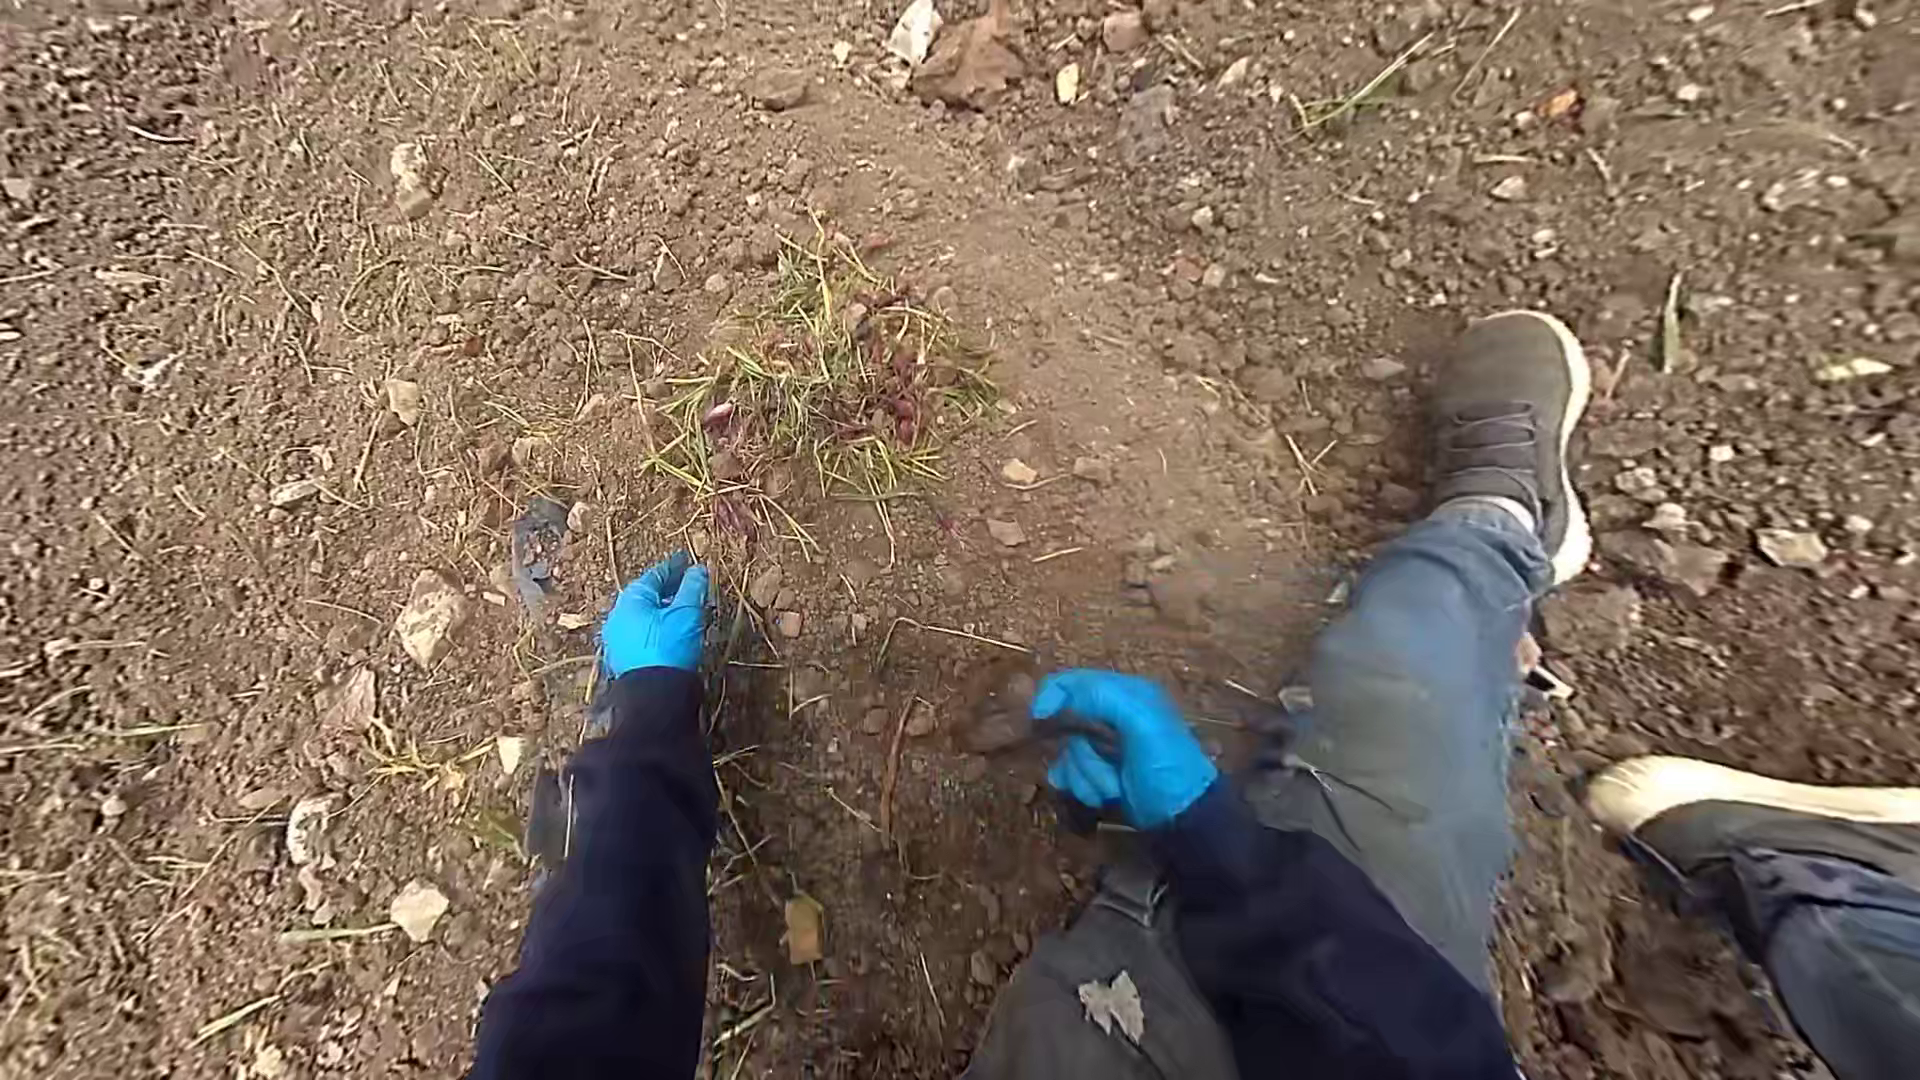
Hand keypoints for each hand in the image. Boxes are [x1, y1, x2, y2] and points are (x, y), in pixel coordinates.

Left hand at [601, 553, 709, 675]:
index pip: (655, 575)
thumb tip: (699, 569)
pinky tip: (675, 628)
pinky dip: (660, 623)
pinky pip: (645, 630)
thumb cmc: (670, 647)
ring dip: (666, 606)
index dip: (674, 566)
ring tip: (686, 605)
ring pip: (646, 613)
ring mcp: (620, 638)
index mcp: (631, 600)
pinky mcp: (626, 656)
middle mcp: (619, 616)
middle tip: (689, 580)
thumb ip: (693, 587)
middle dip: (670, 587)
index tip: (687, 559)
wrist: (655, 695)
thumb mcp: (687, 613)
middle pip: (648, 594)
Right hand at [1038, 670, 1217, 828]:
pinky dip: (1081, 785)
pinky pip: (1070, 771)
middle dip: (1078, 748)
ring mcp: (1103, 744)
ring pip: (1067, 750)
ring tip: (1109, 786)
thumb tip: (1051, 702)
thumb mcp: (1139, 720)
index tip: (1040, 719)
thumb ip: (1099, 697)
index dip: (1052, 696)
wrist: (1182, 817)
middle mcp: (1110, 713)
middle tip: (1096, 762)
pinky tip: (1099, 796)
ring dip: (1083, 772)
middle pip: (1065, 719)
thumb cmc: (1164, 763)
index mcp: (1124, 692)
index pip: (1073, 681)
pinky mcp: (1098, 770)